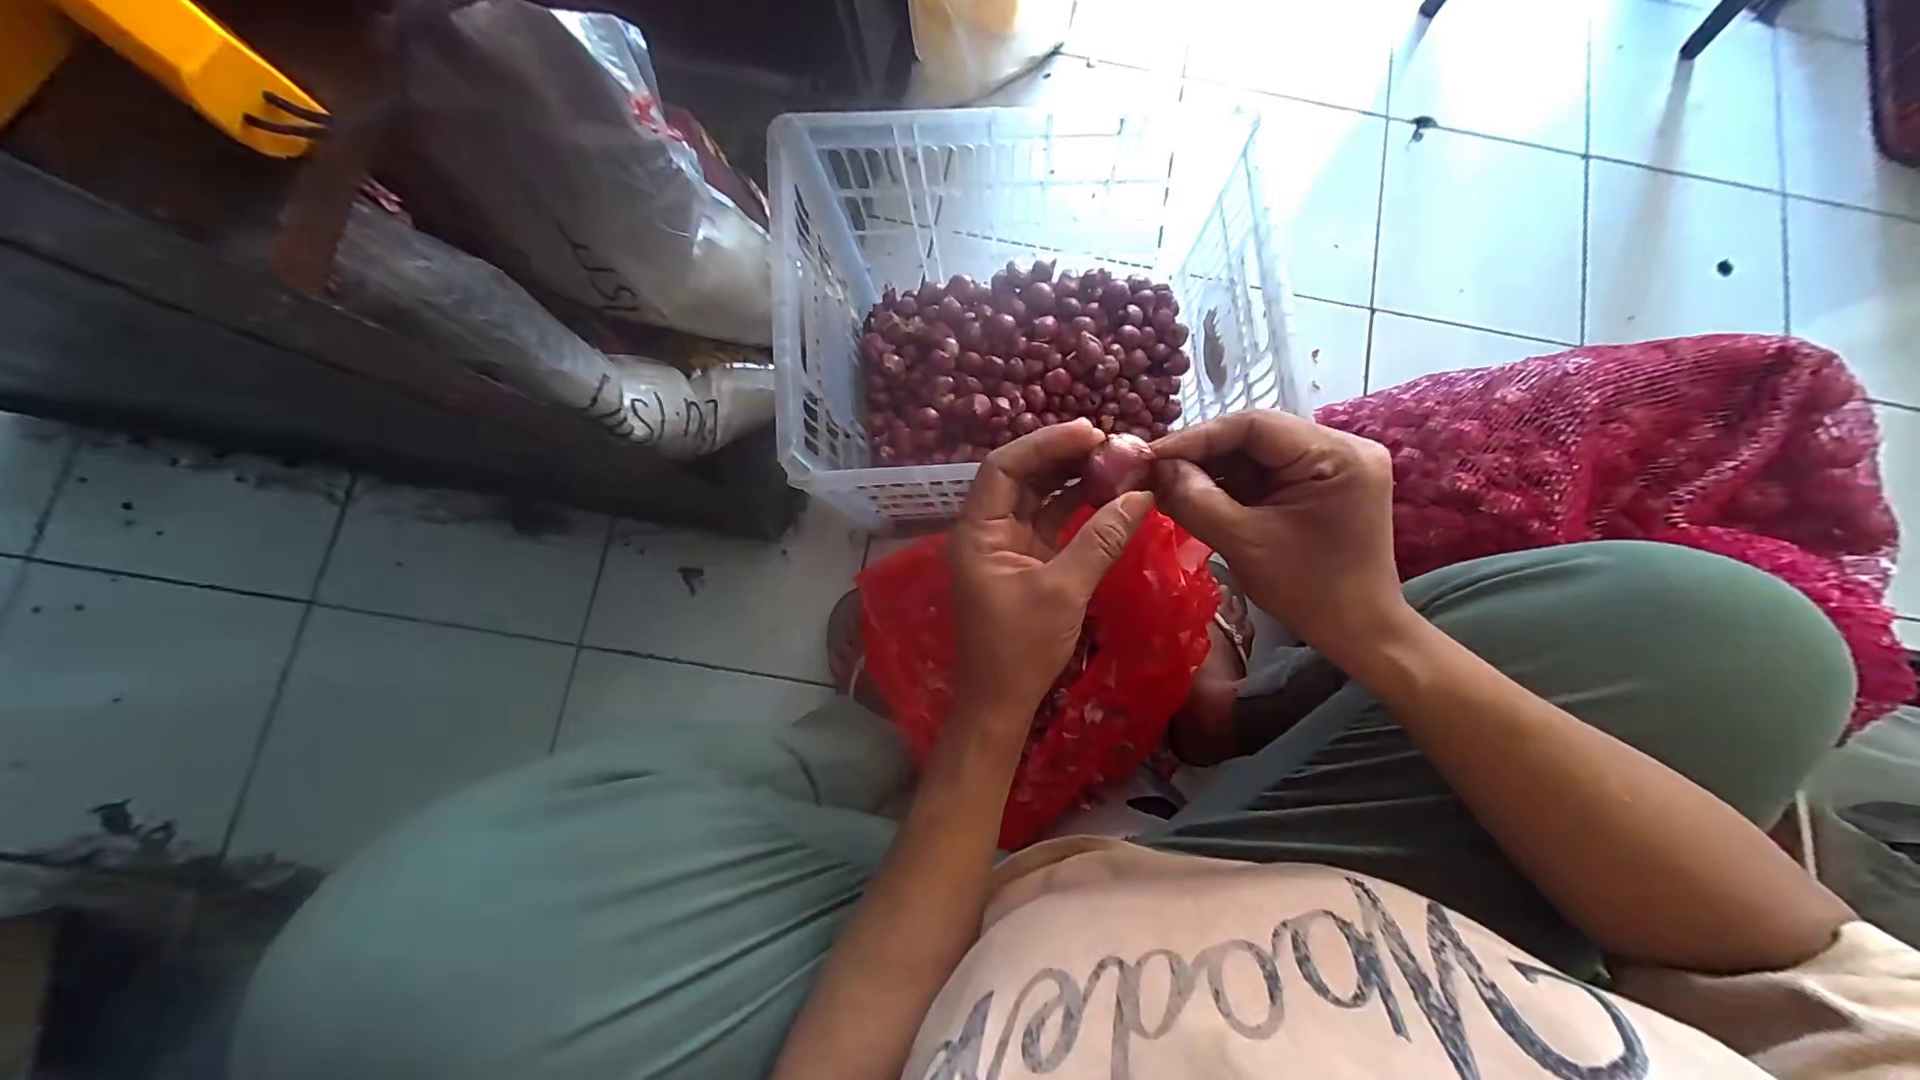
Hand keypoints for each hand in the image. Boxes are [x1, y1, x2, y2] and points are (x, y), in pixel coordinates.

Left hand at [950, 420, 1155, 724]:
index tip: (1090, 431)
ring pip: (1038, 497)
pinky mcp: (1025, 560)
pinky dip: (1077, 507)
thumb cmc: (1021, 649)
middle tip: (1111, 443)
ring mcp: (1006, 545)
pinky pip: (1050, 521)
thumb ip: (1101, 539)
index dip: (1045, 443)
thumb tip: (1142, 495)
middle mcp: (986, 530)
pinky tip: (1108, 493)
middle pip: (1022, 477)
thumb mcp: (1063, 591)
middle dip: (1064, 457)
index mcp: (977, 531)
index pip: (1004, 468)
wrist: (1002, 701)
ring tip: (1116, 461)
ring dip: (1073, 479)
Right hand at [1151, 410, 1405, 662]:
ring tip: (1164, 486)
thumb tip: (1156, 469)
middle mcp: (1340, 447)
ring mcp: (1329, 466)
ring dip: (1208, 471)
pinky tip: (1192, 495)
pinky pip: (1262, 475)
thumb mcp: (1244, 542)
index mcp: (1336, 454)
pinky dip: (1226, 486)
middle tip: (1152, 472)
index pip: (1253, 425)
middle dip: (1199, 455)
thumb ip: (1196, 499)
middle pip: (1252, 437)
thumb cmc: (1308, 590)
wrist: (1357, 631)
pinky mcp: (1317, 485)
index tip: (1151, 455)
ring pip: (1253, 455)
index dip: (1195, 437)